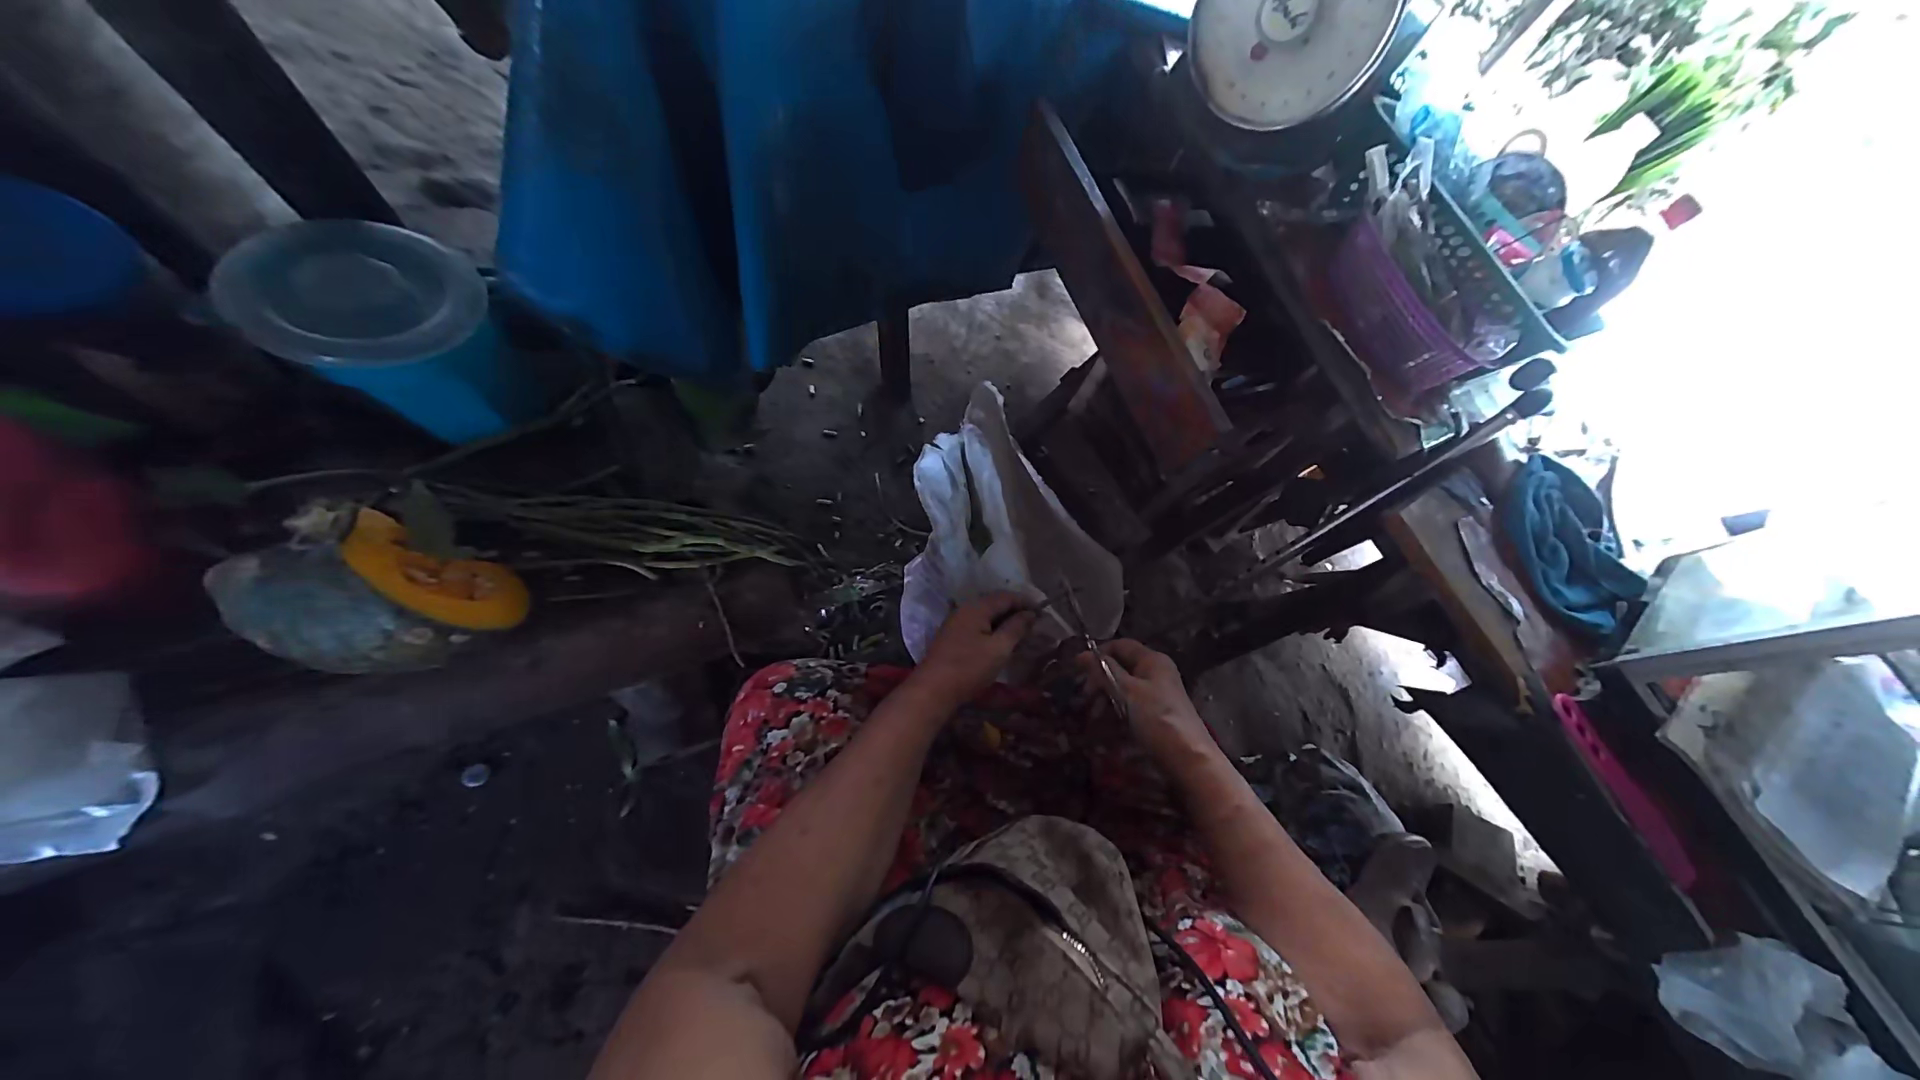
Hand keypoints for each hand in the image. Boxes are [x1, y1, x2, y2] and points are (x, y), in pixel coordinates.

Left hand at [914, 592, 1037, 702]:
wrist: (933, 690)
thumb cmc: (969, 667)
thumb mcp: (998, 648)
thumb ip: (1016, 628)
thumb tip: (1030, 614)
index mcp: (976, 608)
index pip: (1005, 596)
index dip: (1026, 601)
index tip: (1043, 611)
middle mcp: (964, 611)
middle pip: (994, 604)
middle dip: (1015, 611)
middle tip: (1035, 623)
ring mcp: (955, 624)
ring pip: (985, 617)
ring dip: (1004, 622)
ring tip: (1021, 633)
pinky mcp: (952, 639)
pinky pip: (977, 627)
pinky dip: (992, 631)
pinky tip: (1000, 642)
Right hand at [1077, 640, 1221, 773]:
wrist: (1188, 759)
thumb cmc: (1157, 719)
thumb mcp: (1127, 691)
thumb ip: (1104, 671)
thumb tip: (1082, 654)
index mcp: (1153, 660)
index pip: (1120, 645)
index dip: (1098, 654)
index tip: (1078, 672)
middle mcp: (1156, 673)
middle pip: (1120, 667)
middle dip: (1100, 680)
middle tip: (1085, 698)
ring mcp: (1157, 694)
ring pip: (1123, 688)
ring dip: (1105, 698)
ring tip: (1094, 716)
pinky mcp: (1156, 714)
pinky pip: (1130, 705)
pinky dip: (1116, 711)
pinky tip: (1106, 725)